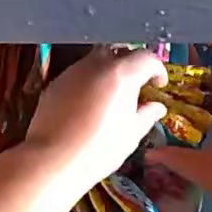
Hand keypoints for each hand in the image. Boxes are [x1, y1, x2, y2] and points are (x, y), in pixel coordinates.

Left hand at [15, 47, 169, 200]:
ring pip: (95, 61)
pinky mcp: (55, 84)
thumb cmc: (99, 149)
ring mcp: (72, 72)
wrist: (53, 159)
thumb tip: (157, 107)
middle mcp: (96, 65)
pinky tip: (88, 105)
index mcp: (121, 73)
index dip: (157, 69)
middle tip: (135, 85)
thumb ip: (146, 115)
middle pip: (119, 51)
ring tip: (111, 97)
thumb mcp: (131, 135)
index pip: (147, 58)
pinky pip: (77, 76)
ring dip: (107, 72)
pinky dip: (88, 83)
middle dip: (130, 64)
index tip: (158, 84)